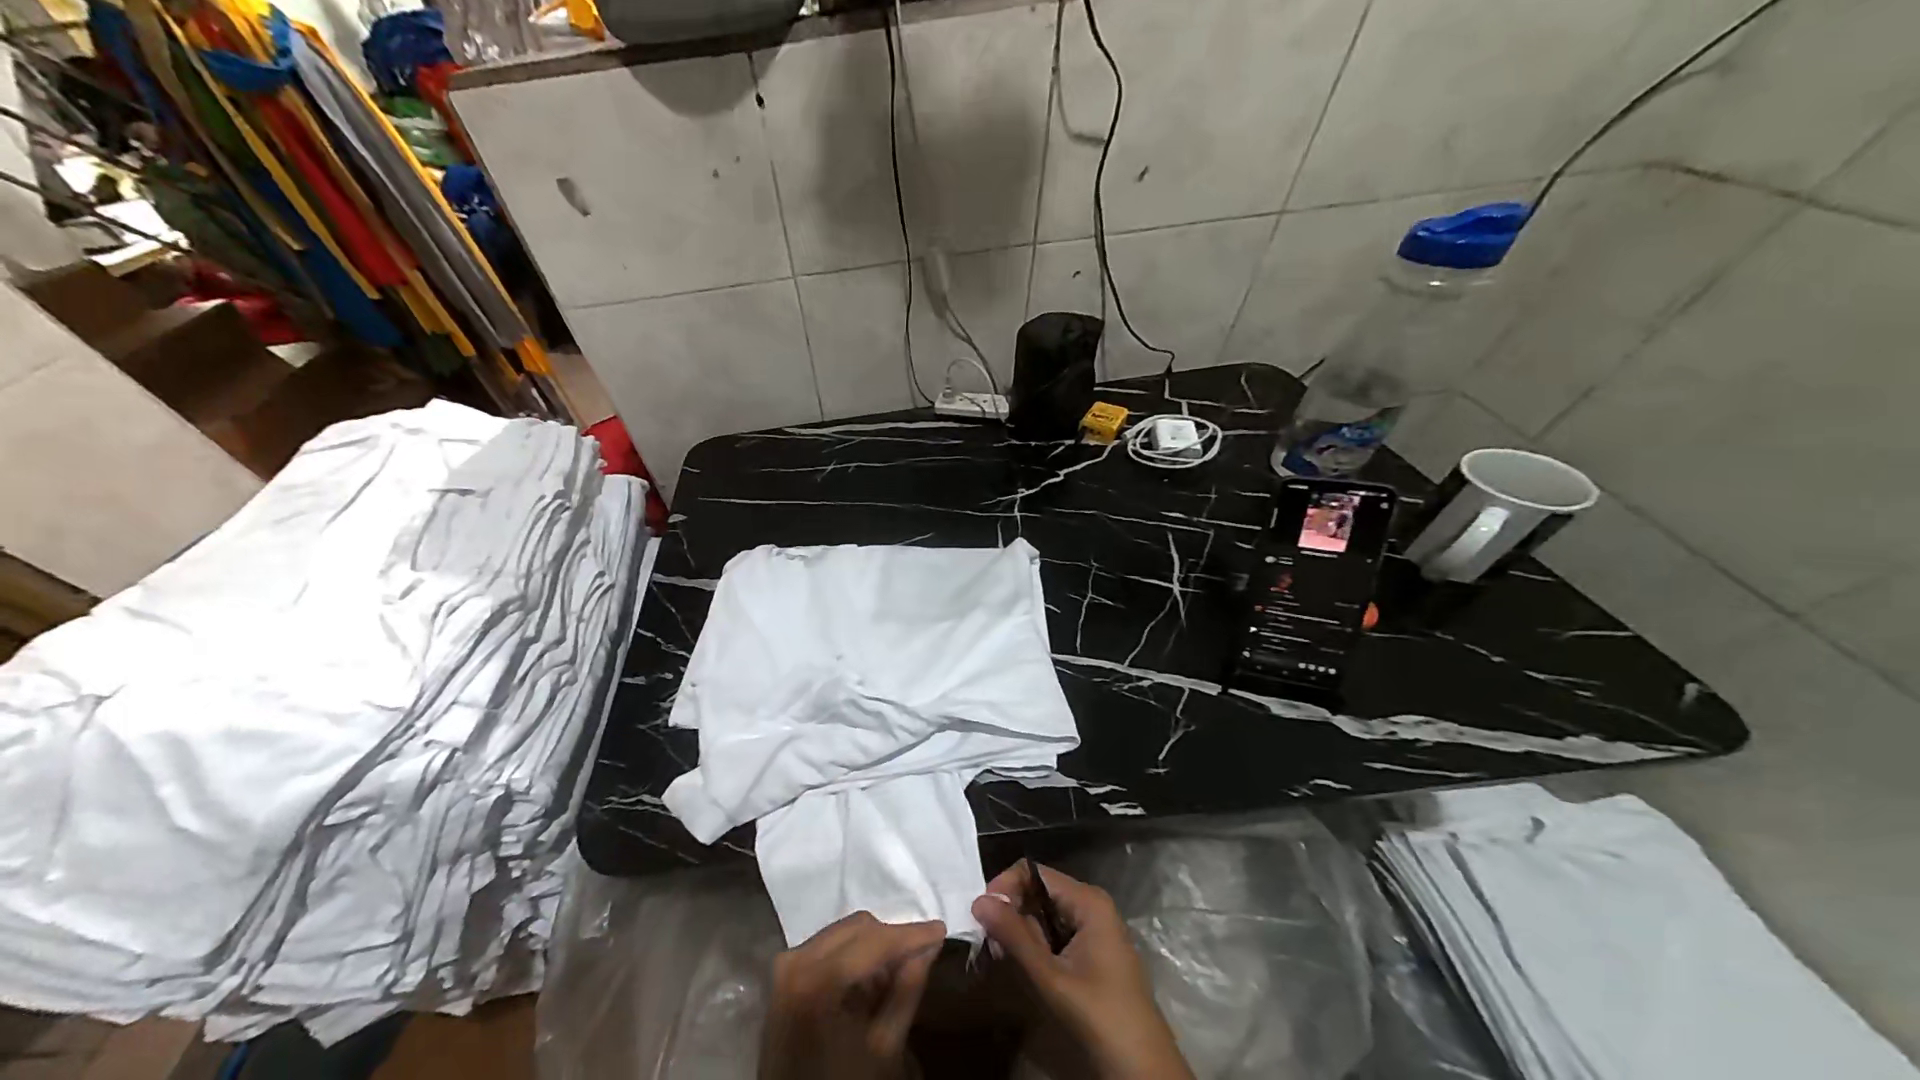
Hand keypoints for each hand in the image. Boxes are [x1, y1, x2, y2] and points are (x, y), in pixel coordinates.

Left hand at [760, 912, 945, 1079]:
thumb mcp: (883, 1049)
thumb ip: (906, 992)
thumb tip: (928, 947)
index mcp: (818, 980)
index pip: (875, 940)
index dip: (912, 933)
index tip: (942, 929)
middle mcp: (797, 958)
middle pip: (859, 928)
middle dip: (893, 938)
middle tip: (923, 954)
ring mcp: (787, 962)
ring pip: (846, 931)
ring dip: (876, 944)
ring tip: (897, 971)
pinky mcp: (785, 971)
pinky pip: (830, 943)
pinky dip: (855, 953)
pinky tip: (871, 978)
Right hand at [973, 863, 1193, 1079]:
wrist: (1142, 1069)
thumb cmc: (1098, 1016)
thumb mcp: (1050, 976)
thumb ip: (1014, 936)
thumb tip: (978, 900)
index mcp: (1087, 901)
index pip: (1033, 872)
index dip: (1005, 887)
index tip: (981, 916)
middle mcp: (1091, 906)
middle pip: (1038, 892)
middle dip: (1010, 913)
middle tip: (989, 944)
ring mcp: (1093, 929)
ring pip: (1044, 915)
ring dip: (1020, 933)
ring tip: (1002, 959)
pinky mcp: (1092, 952)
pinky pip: (1055, 934)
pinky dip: (1035, 946)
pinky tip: (1024, 967)